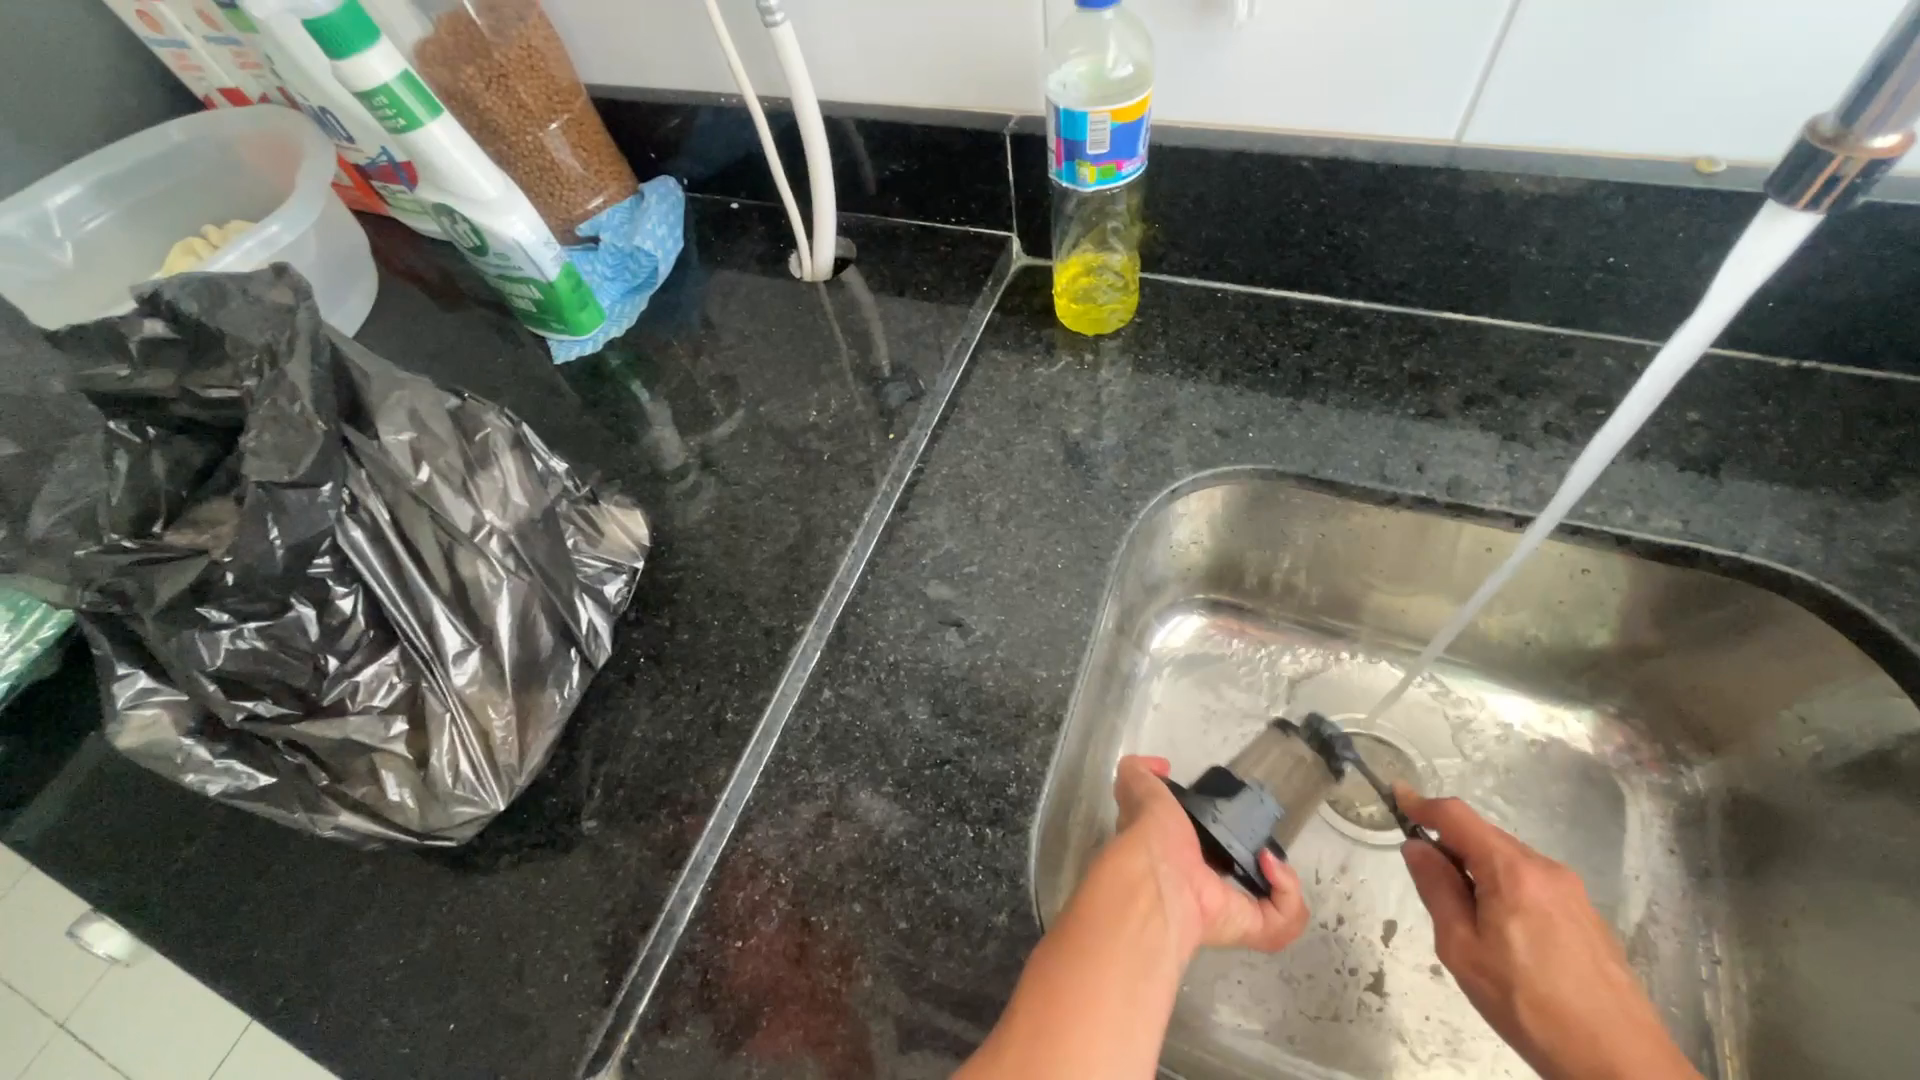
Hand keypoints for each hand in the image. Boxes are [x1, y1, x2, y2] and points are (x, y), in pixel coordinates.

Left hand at [1108, 755, 1308, 953]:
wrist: (1153, 881)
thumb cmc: (1148, 836)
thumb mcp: (1140, 791)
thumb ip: (1140, 771)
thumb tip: (1161, 766)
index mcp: (1178, 859)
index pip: (1206, 853)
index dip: (1223, 837)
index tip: (1231, 816)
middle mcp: (1203, 889)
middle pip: (1245, 885)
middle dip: (1260, 866)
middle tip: (1262, 845)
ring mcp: (1229, 913)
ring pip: (1273, 913)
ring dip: (1283, 883)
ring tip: (1269, 858)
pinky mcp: (1250, 928)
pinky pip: (1285, 921)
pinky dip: (1288, 892)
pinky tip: (1271, 866)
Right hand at [1398, 786, 1701, 1079]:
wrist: (1619, 1064)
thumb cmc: (1527, 1004)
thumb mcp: (1461, 948)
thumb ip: (1436, 889)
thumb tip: (1416, 846)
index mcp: (1512, 870)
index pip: (1457, 816)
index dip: (1421, 804)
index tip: (1395, 797)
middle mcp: (1546, 869)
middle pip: (1484, 837)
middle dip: (1450, 847)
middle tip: (1428, 886)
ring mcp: (1573, 893)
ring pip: (1508, 863)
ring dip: (1477, 872)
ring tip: (1468, 925)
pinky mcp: (1586, 917)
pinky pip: (1531, 885)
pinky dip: (1504, 891)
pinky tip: (1504, 938)